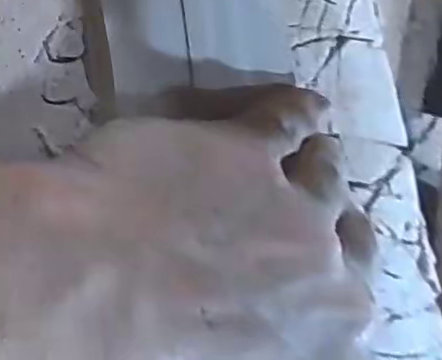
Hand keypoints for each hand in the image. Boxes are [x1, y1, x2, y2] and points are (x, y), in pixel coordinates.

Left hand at [22, 84, 376, 357]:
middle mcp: (324, 279)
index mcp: (316, 341)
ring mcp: (290, 205)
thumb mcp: (215, 348)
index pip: (351, 302)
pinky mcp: (247, 146)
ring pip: (325, 174)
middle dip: (332, 213)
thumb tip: (237, 300)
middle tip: (316, 191)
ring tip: (313, 143)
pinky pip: (290, 120)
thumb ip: (248, 328)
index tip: (321, 252)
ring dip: (321, 160)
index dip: (334, 268)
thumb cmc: (132, 335)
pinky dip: (301, 110)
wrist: (90, 276)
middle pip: (348, 236)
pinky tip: (305, 106)